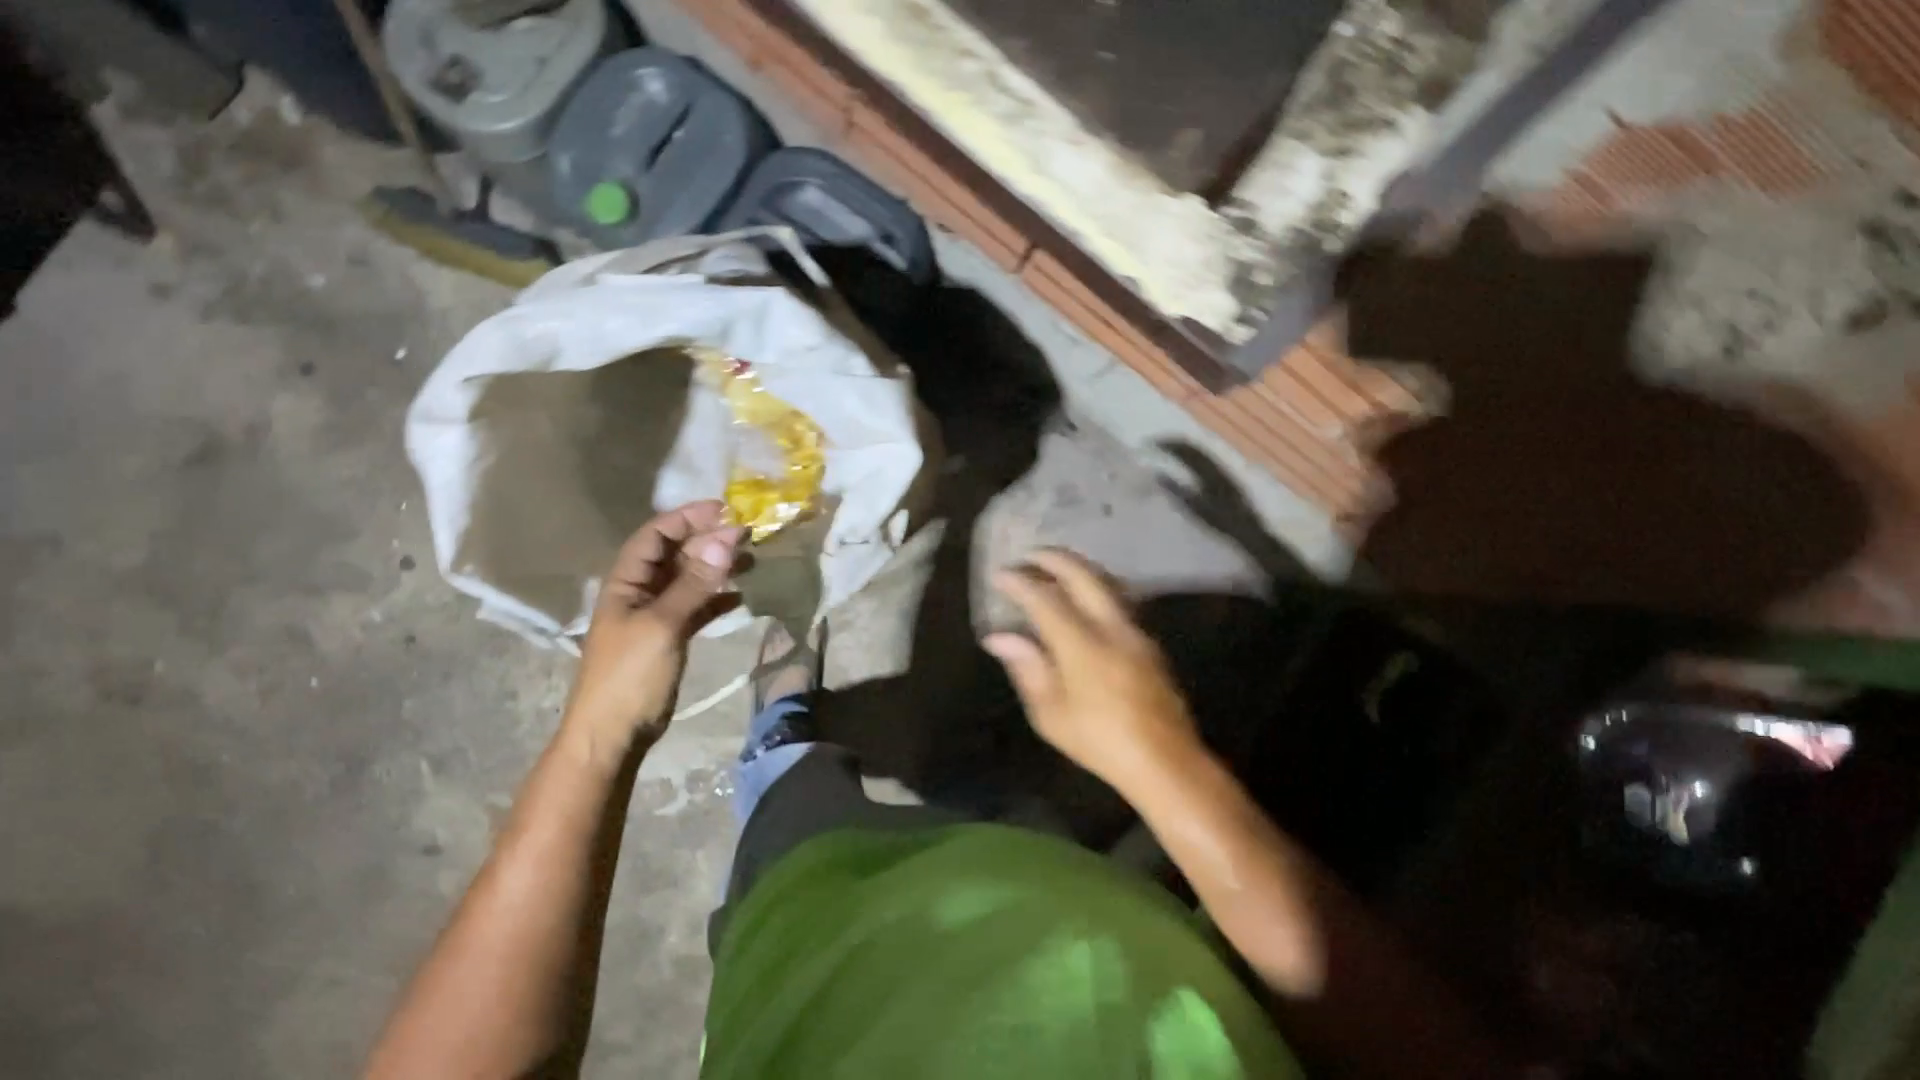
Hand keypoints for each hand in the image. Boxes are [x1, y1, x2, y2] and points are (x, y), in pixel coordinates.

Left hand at [563, 501, 742, 757]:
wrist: (613, 732)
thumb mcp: (662, 624)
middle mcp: (639, 592)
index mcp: (625, 582)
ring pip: (688, 579)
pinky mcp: (670, 638)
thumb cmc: (629, 674)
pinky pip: (696, 607)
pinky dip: (717, 599)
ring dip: (716, 566)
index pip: (655, 535)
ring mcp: (655, 616)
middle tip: (746, 532)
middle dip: (707, 539)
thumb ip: (694, 583)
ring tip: (750, 557)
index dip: (686, 517)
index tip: (724, 508)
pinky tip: (741, 595)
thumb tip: (725, 540)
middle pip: (674, 554)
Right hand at [982, 549, 1199, 788]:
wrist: (1164, 761)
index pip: (1045, 599)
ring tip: (1057, 568)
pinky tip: (1086, 599)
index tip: (1000, 574)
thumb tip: (999, 637)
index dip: (1020, 583)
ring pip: (1107, 583)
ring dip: (1079, 569)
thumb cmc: (1099, 741)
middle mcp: (1111, 628)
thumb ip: (1027, 668)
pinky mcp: (1149, 643)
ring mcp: (1135, 632)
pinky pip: (1119, 600)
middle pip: (1083, 576)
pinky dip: (1097, 588)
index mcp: (1082, 645)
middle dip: (1054, 559)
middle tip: (1030, 555)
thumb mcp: (1051, 713)